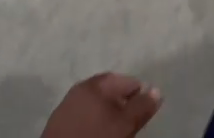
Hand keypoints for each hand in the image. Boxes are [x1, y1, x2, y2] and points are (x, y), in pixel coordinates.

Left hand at [41, 73, 162, 137]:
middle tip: (130, 124)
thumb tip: (156, 90)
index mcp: (95, 84)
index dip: (139, 96)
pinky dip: (92, 124)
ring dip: (107, 116)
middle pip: (110, 92)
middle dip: (122, 106)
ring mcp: (66, 106)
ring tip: (114, 131)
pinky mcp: (57, 125)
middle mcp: (79, 88)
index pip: (127, 81)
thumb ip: (142, 106)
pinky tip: (96, 134)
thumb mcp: (124, 125)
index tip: (143, 114)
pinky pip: (82, 118)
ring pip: (95, 106)